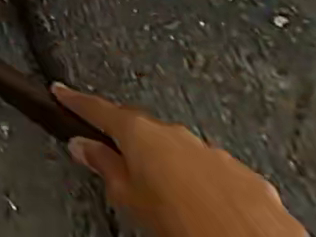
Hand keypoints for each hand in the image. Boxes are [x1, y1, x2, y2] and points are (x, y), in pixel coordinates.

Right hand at [52, 83, 305, 236]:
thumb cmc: (189, 228)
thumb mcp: (129, 199)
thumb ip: (104, 166)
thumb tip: (85, 148)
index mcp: (140, 133)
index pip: (96, 107)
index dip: (74, 99)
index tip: (61, 92)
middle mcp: (178, 136)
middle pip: (142, 128)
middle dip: (128, 140)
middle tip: (114, 156)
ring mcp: (219, 157)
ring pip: (182, 151)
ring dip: (170, 165)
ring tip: (166, 195)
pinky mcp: (254, 183)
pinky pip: (218, 173)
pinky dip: (205, 183)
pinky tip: (205, 206)